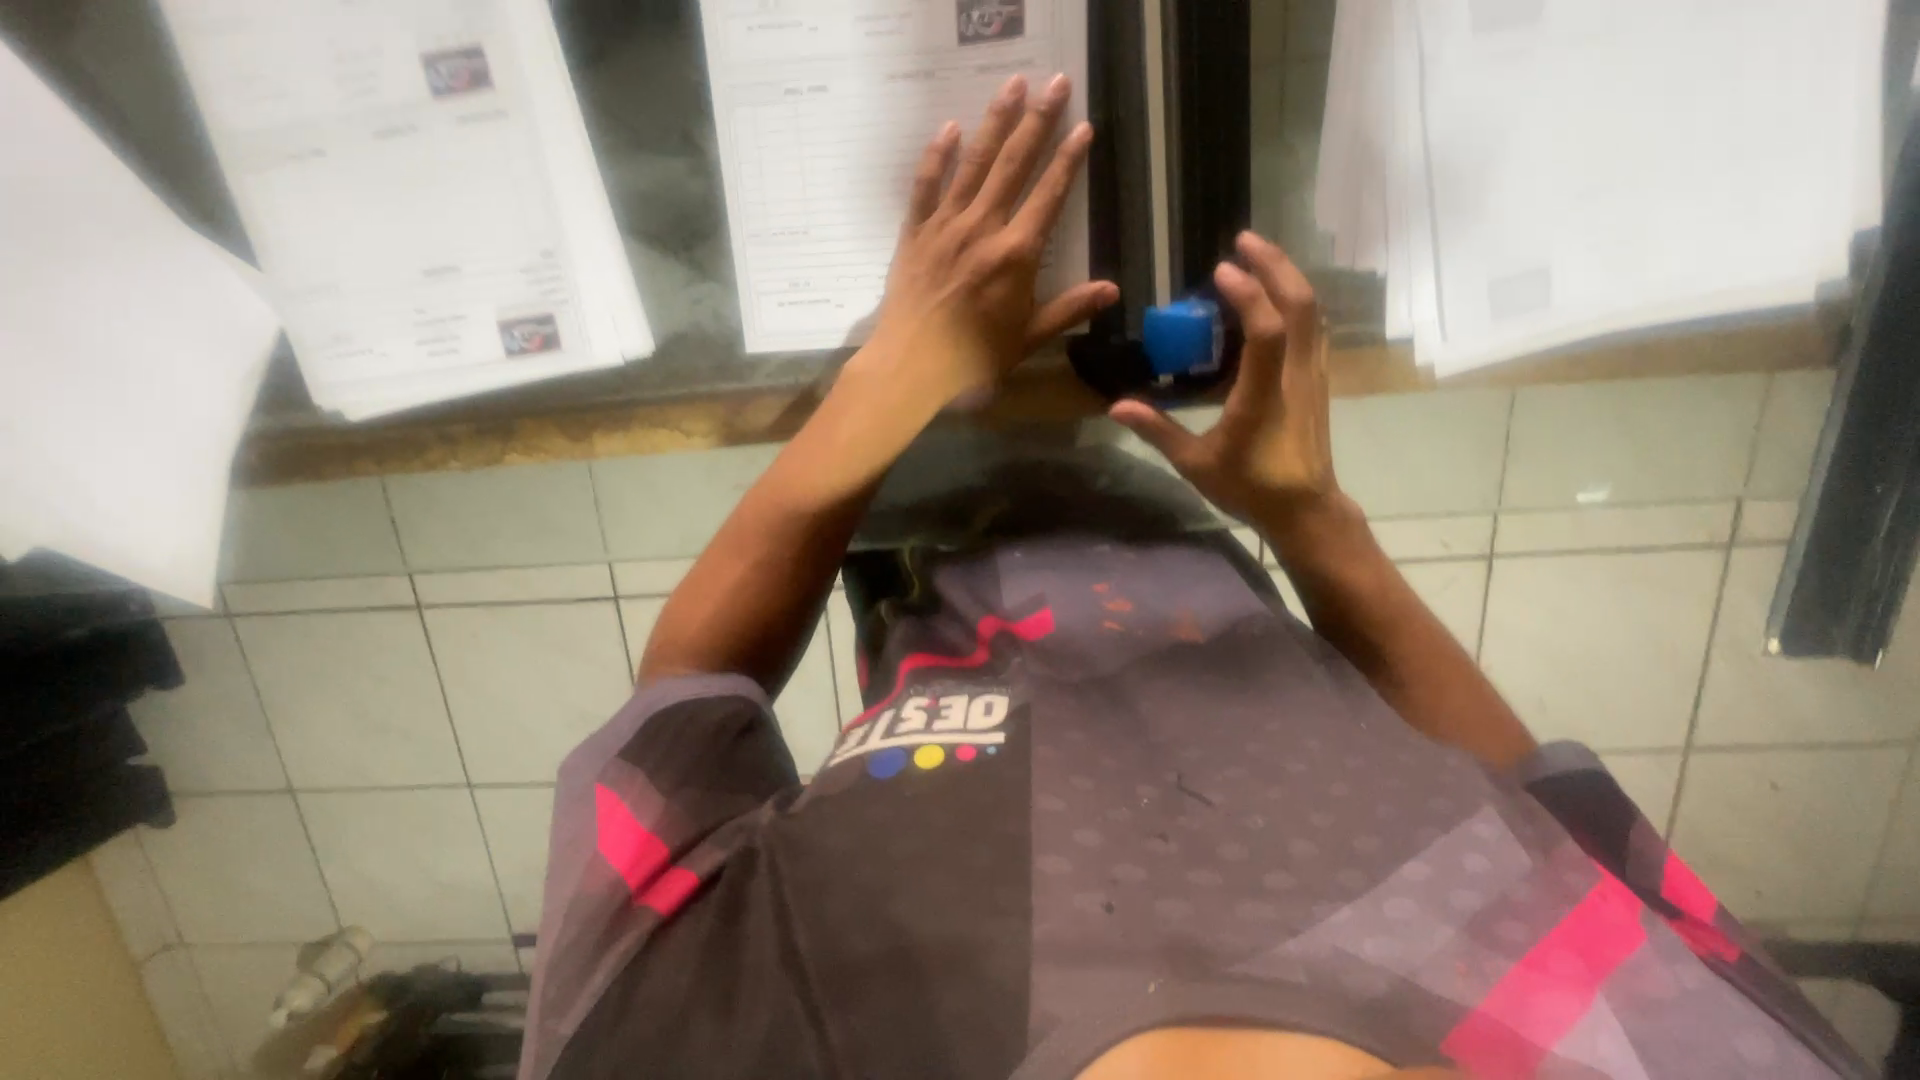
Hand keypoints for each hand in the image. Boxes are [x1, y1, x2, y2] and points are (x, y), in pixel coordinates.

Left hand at [847, 74, 1119, 407]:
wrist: (912, 367)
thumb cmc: (974, 359)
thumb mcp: (1028, 338)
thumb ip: (1069, 309)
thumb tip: (1112, 290)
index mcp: (1016, 254)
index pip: (1049, 196)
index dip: (1068, 159)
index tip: (1083, 127)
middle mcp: (982, 229)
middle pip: (1014, 165)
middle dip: (1038, 121)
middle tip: (1055, 83)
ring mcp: (944, 227)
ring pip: (973, 164)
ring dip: (994, 122)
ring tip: (1012, 84)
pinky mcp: (913, 234)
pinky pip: (925, 186)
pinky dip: (937, 156)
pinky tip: (949, 128)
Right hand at [1110, 232, 1346, 543]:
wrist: (1305, 509)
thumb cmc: (1250, 487)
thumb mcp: (1196, 465)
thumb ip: (1159, 431)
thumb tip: (1117, 407)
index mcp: (1265, 394)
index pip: (1266, 331)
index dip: (1248, 294)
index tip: (1221, 270)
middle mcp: (1297, 375)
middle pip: (1299, 305)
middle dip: (1274, 265)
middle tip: (1243, 240)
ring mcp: (1314, 375)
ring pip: (1313, 312)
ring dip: (1288, 277)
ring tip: (1259, 258)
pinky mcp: (1318, 381)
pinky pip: (1313, 327)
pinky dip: (1295, 301)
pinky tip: (1276, 298)